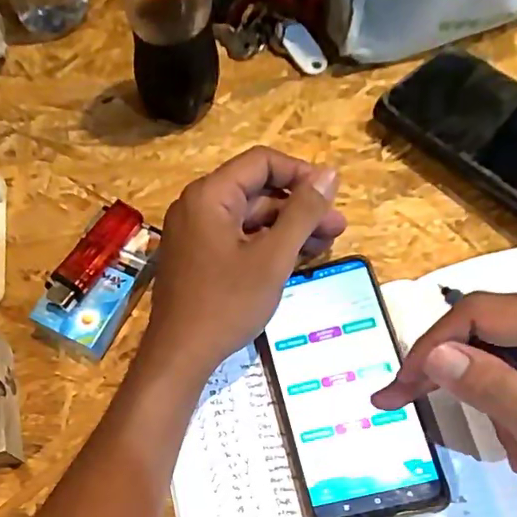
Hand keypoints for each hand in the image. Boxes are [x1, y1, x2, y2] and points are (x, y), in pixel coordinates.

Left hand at [138, 147, 344, 377]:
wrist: (180, 354)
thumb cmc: (227, 304)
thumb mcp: (273, 258)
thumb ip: (303, 212)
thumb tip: (329, 174)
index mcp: (209, 196)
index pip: (261, 162)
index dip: (302, 173)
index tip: (330, 197)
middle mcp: (196, 207)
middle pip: (256, 192)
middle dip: (300, 208)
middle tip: (337, 228)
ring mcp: (193, 235)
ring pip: (248, 219)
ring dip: (286, 230)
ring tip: (324, 246)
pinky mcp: (196, 260)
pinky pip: (235, 240)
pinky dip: (264, 247)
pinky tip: (294, 260)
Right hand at [371, 291, 516, 510]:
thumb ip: (496, 392)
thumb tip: (437, 356)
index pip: (481, 313)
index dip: (431, 347)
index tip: (399, 388)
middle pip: (490, 327)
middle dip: (452, 372)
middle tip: (407, 405)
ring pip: (506, 348)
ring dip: (491, 395)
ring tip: (512, 450)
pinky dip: (516, 398)